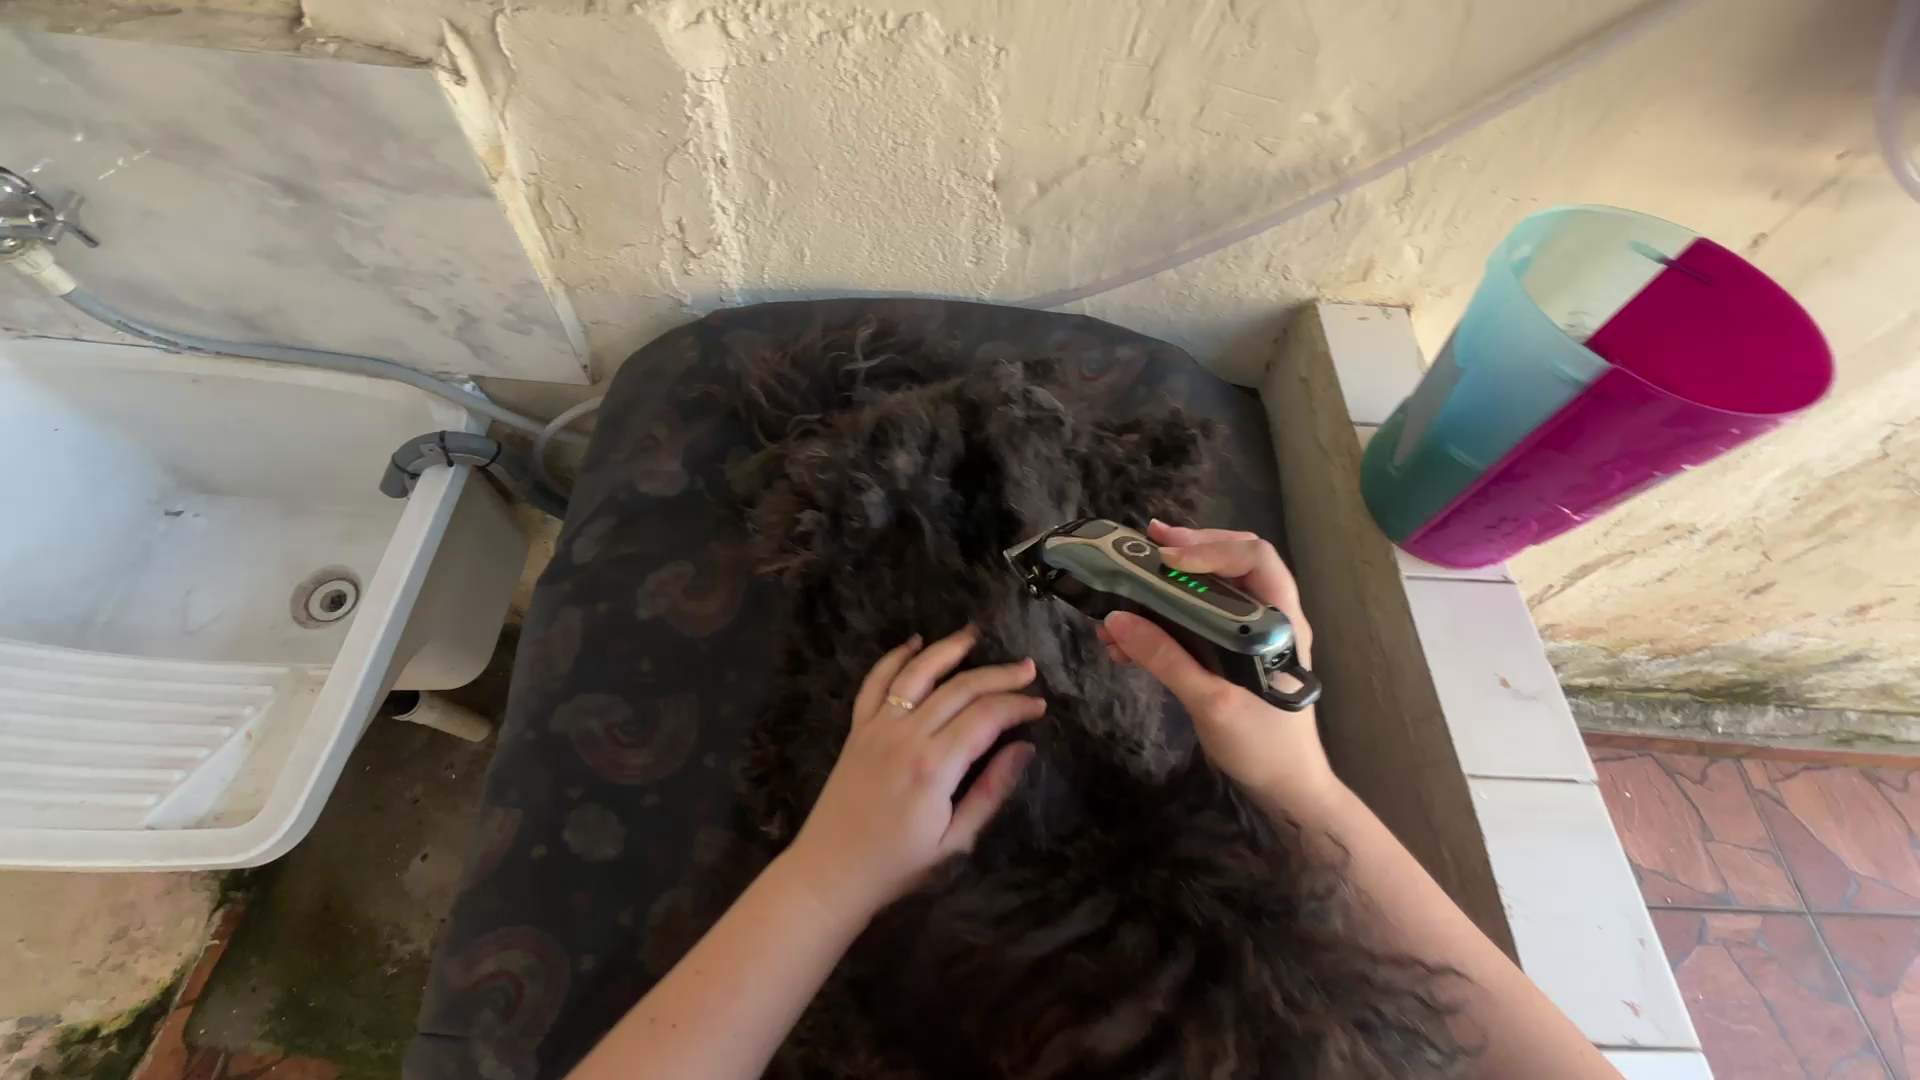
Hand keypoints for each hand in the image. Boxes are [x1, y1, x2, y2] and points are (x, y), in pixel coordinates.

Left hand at [782, 625, 1041, 919]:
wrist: (830, 873)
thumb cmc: (898, 865)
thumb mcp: (955, 841)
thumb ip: (990, 791)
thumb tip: (1024, 749)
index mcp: (934, 766)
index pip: (986, 717)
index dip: (1017, 705)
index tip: (1039, 706)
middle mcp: (906, 735)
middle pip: (960, 688)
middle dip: (998, 675)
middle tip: (1027, 669)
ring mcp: (877, 727)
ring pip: (918, 673)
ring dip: (948, 649)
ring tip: (974, 635)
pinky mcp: (857, 728)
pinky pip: (875, 682)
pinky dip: (895, 658)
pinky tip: (914, 642)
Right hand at [1096, 521, 1334, 810]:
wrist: (1284, 788)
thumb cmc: (1263, 745)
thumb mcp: (1212, 703)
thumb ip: (1167, 659)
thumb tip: (1117, 620)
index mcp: (1279, 620)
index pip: (1254, 558)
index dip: (1209, 549)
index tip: (1165, 557)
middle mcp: (1265, 617)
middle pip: (1228, 562)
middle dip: (1184, 551)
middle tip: (1144, 546)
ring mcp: (1245, 634)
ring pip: (1206, 590)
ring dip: (1163, 590)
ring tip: (1120, 596)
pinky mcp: (1226, 652)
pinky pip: (1192, 621)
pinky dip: (1159, 621)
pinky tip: (1125, 638)